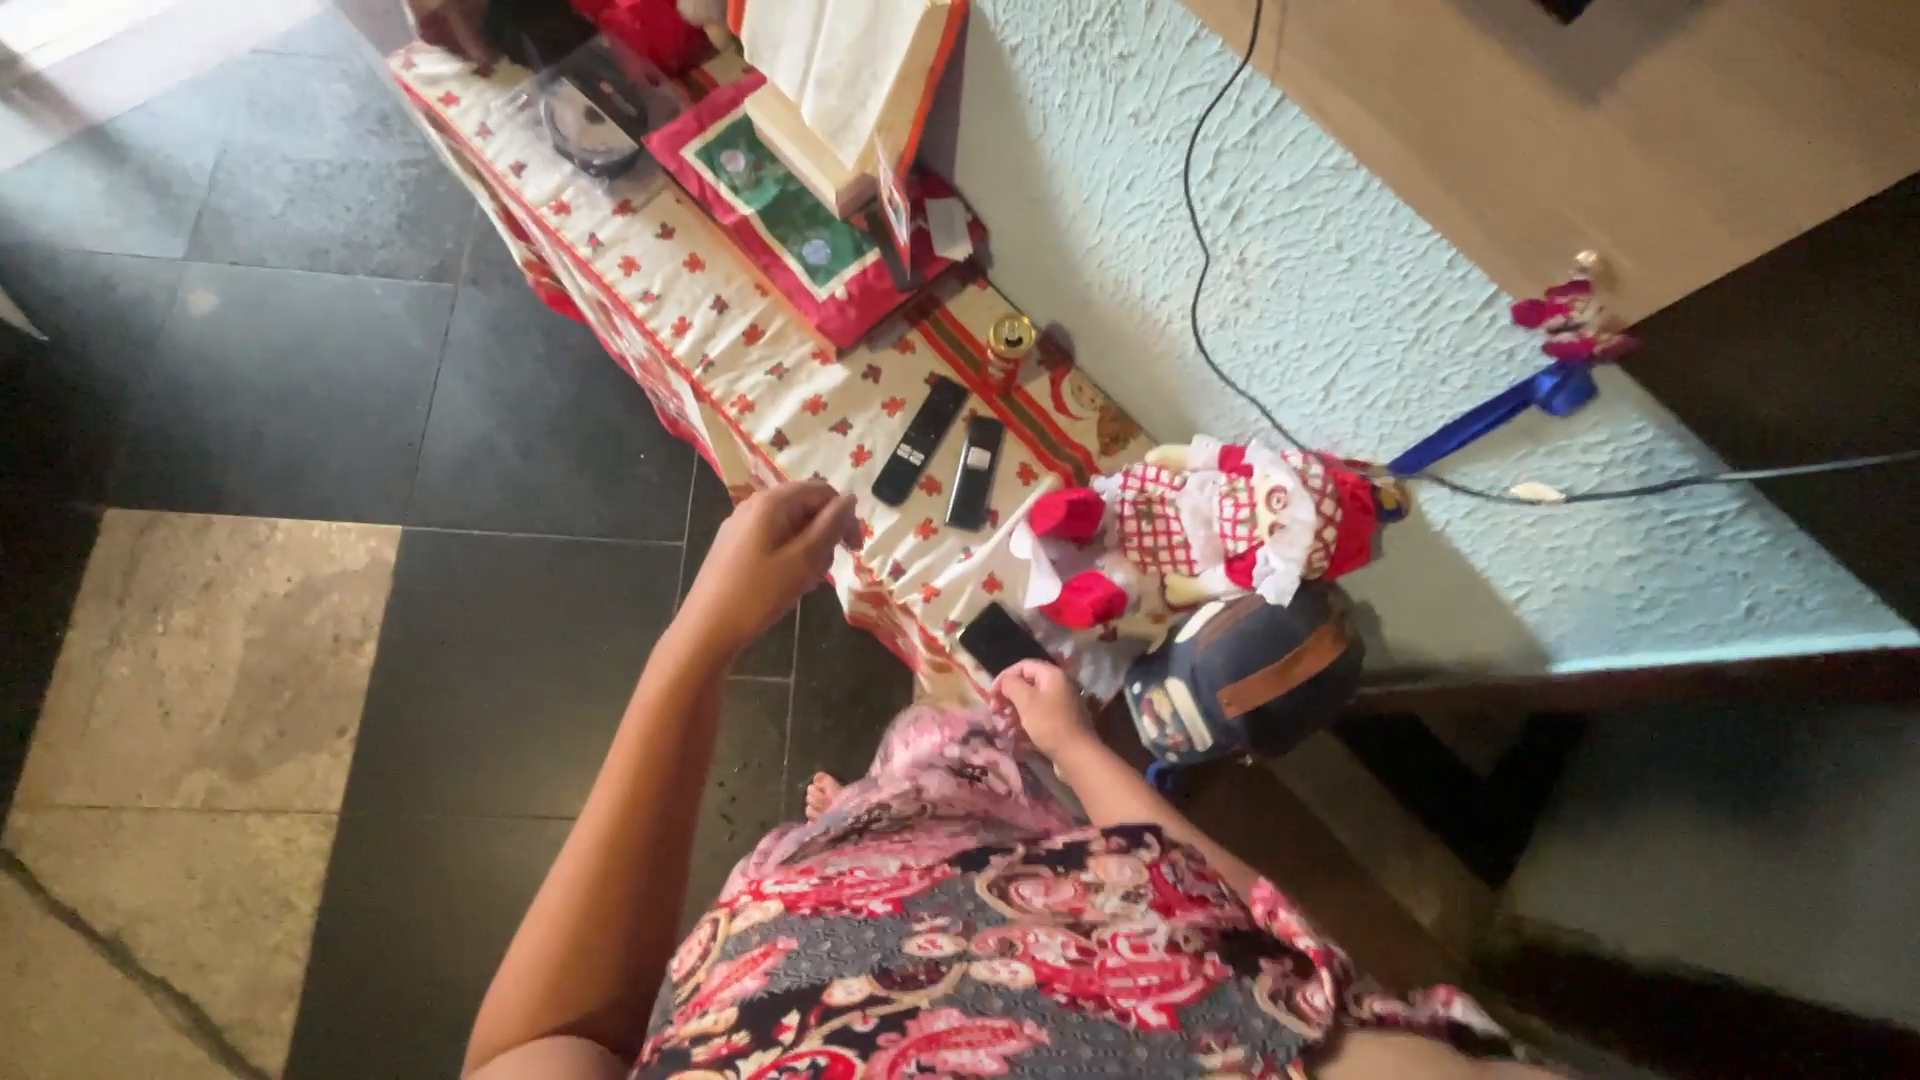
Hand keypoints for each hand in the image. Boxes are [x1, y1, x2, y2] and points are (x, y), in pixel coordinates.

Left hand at [679, 481, 861, 655]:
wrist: (707, 628)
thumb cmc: (759, 594)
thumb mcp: (804, 560)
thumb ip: (830, 526)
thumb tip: (850, 498)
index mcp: (771, 502)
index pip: (822, 491)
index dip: (844, 515)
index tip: (855, 547)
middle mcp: (754, 505)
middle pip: (806, 505)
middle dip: (825, 533)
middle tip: (827, 567)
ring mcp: (741, 525)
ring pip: (791, 525)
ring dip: (809, 548)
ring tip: (807, 580)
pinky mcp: (735, 546)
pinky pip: (774, 539)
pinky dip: (790, 555)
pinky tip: (788, 582)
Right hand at [992, 659, 1096, 758]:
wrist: (1077, 755)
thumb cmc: (1050, 724)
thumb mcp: (1026, 700)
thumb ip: (1011, 684)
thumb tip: (1004, 682)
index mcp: (1053, 675)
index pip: (1023, 666)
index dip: (1004, 677)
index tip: (991, 695)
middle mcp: (1059, 686)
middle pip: (1027, 684)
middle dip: (1008, 696)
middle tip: (995, 711)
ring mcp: (1062, 705)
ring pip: (1032, 702)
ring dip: (1014, 711)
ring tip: (1003, 725)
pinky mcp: (1061, 722)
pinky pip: (1039, 716)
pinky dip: (1025, 722)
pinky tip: (1014, 735)